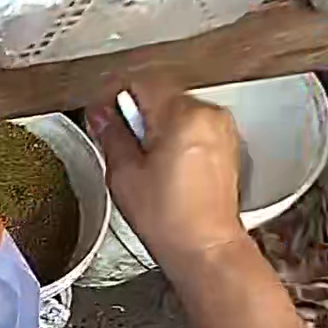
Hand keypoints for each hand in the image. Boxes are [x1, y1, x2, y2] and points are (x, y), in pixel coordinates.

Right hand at [88, 81, 250, 278]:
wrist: (203, 243)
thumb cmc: (165, 215)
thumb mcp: (123, 173)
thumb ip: (111, 135)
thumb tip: (100, 113)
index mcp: (181, 116)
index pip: (142, 83)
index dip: (115, 98)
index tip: (101, 116)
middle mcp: (208, 114)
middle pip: (161, 96)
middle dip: (136, 115)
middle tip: (118, 146)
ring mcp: (222, 128)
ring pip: (177, 112)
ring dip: (155, 128)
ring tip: (142, 163)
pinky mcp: (227, 144)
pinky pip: (193, 128)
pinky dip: (174, 139)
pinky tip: (162, 169)